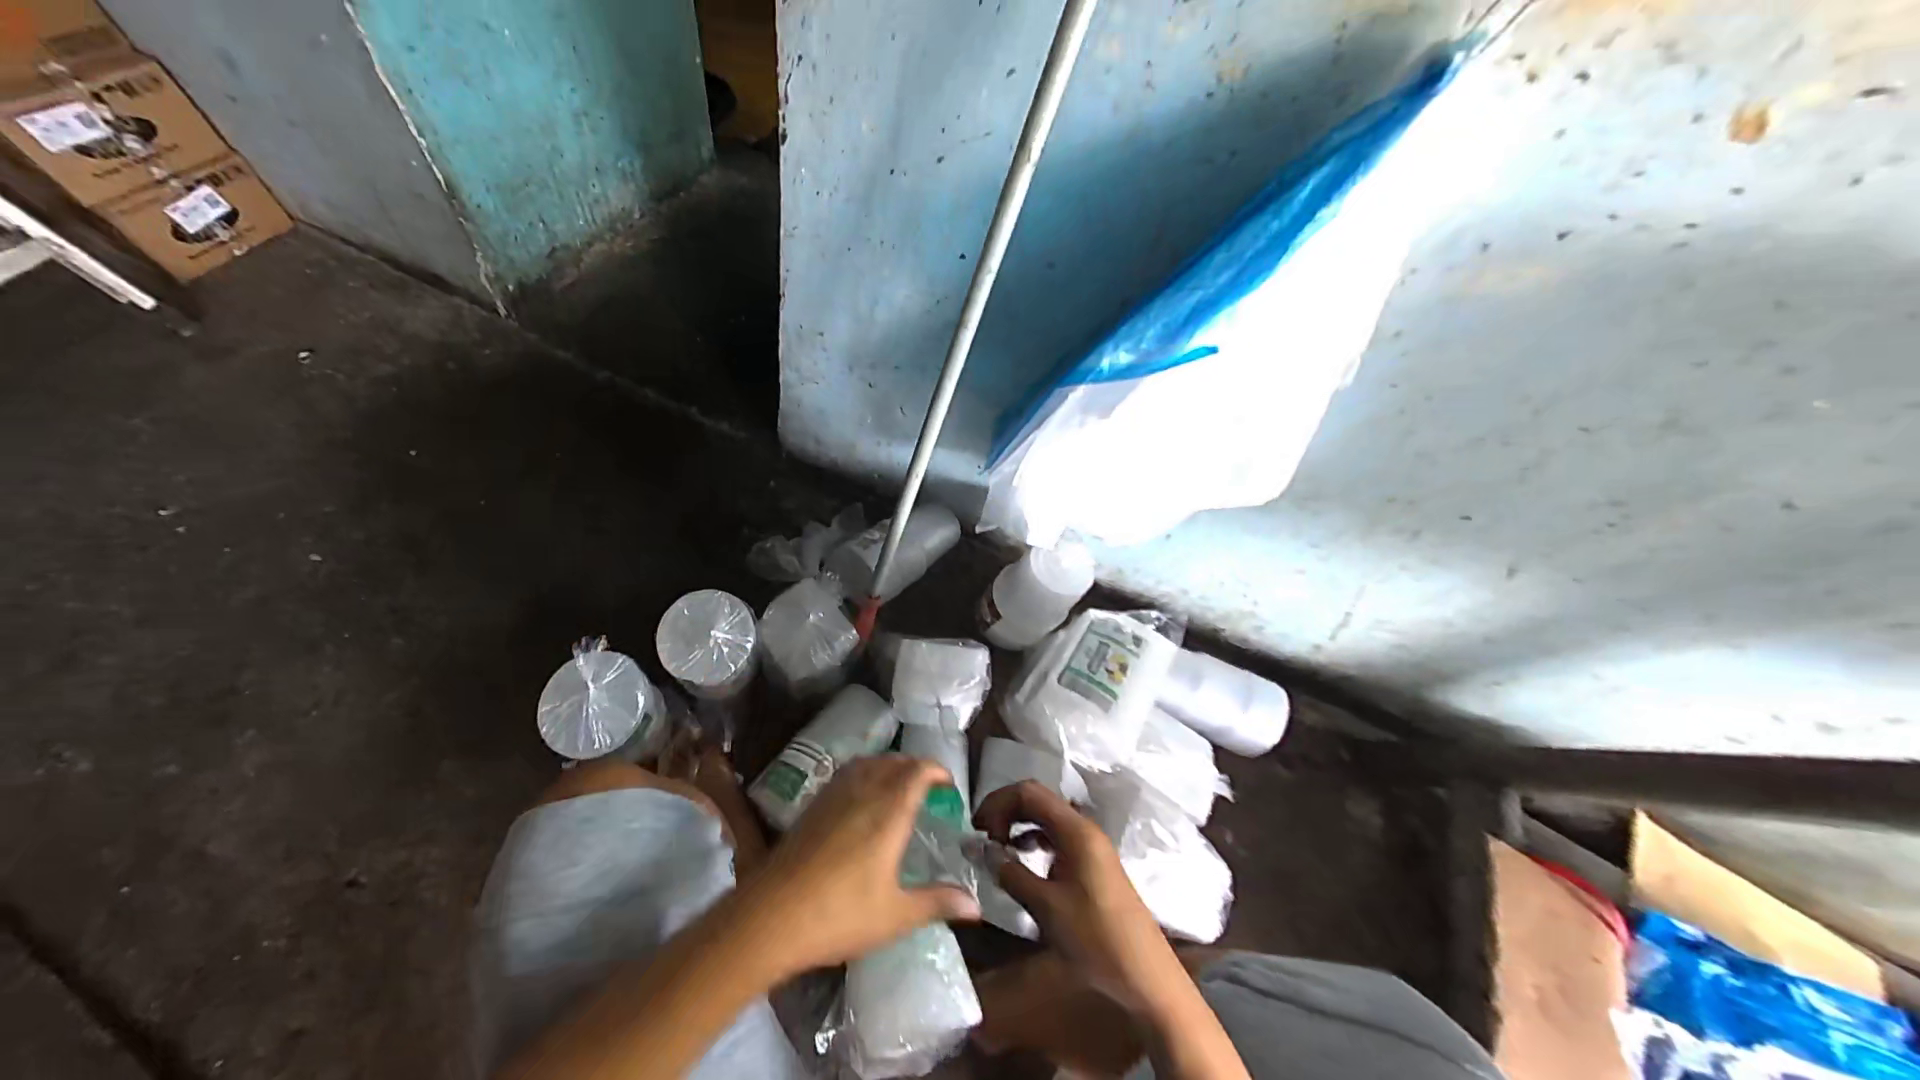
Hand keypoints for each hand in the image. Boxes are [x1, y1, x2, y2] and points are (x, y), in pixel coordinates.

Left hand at [735, 755, 980, 976]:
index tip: (949, 786)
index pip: (918, 772)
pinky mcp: (810, 808)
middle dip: (915, 767)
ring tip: (897, 787)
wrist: (769, 918)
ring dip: (887, 766)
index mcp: (888, 812)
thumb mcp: (896, 916)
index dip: (937, 770)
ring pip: (866, 763)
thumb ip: (937, 903)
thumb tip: (976, 906)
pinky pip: (845, 774)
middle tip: (928, 788)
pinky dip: (863, 774)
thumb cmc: (839, 915)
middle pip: (893, 762)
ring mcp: (832, 797)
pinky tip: (860, 799)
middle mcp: (862, 793)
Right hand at [974, 780, 1182, 1013]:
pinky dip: (1032, 842)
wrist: (1145, 975)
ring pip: (1046, 819)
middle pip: (1037, 800)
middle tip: (980, 837)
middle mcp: (1083, 829)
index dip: (998, 803)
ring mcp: (1089, 846)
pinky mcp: (1090, 864)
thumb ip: (1009, 872)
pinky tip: (1019, 861)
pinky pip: (1055, 838)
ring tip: (994, 849)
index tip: (977, 830)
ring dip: (1017, 826)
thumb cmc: (1095, 938)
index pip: (1029, 792)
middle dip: (1005, 812)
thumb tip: (978, 848)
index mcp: (1076, 830)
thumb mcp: (1045, 906)